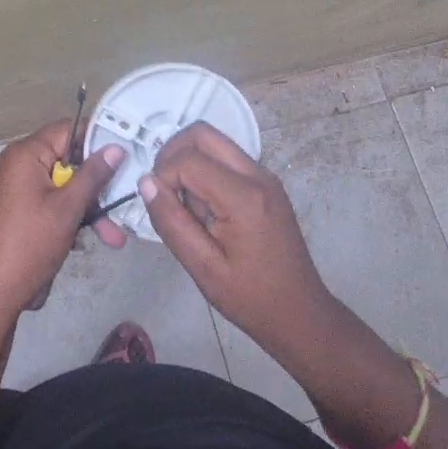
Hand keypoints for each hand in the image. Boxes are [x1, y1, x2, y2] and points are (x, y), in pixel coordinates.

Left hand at [0, 122, 127, 313]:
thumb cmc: (30, 243)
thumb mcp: (68, 208)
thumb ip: (93, 175)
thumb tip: (115, 146)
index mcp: (24, 154)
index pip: (66, 131)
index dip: (96, 140)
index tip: (124, 154)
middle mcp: (15, 165)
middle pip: (65, 162)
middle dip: (95, 188)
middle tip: (122, 206)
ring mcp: (13, 189)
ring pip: (59, 187)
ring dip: (85, 208)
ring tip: (113, 238)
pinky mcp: (14, 210)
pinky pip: (47, 202)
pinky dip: (66, 216)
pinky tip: (85, 239)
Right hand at [139, 122, 335, 349]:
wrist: (300, 314)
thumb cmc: (251, 298)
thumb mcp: (203, 268)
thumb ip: (172, 222)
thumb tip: (146, 183)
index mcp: (243, 196)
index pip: (188, 159)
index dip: (162, 176)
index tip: (159, 207)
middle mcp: (257, 175)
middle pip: (202, 134)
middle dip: (172, 155)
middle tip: (163, 191)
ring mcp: (265, 176)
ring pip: (215, 143)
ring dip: (190, 163)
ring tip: (187, 208)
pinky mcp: (266, 184)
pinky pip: (227, 160)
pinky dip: (206, 172)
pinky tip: (205, 211)